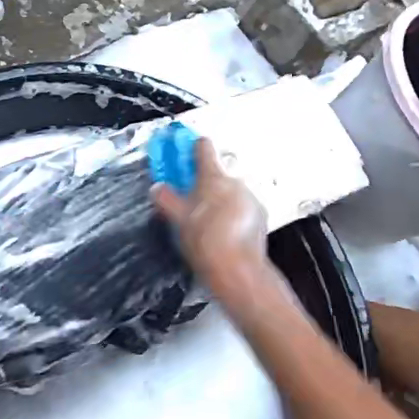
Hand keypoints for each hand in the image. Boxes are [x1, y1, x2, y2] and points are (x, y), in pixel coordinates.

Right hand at [150, 138, 273, 301]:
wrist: (238, 271)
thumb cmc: (205, 242)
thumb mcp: (177, 220)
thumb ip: (166, 199)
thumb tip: (158, 188)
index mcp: (212, 177)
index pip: (202, 147)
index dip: (190, 147)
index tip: (181, 151)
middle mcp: (234, 182)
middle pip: (215, 174)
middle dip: (202, 184)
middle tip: (188, 202)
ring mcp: (250, 198)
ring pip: (229, 192)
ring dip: (218, 201)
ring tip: (206, 224)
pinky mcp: (260, 215)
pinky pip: (242, 207)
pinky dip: (232, 214)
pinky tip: (223, 233)